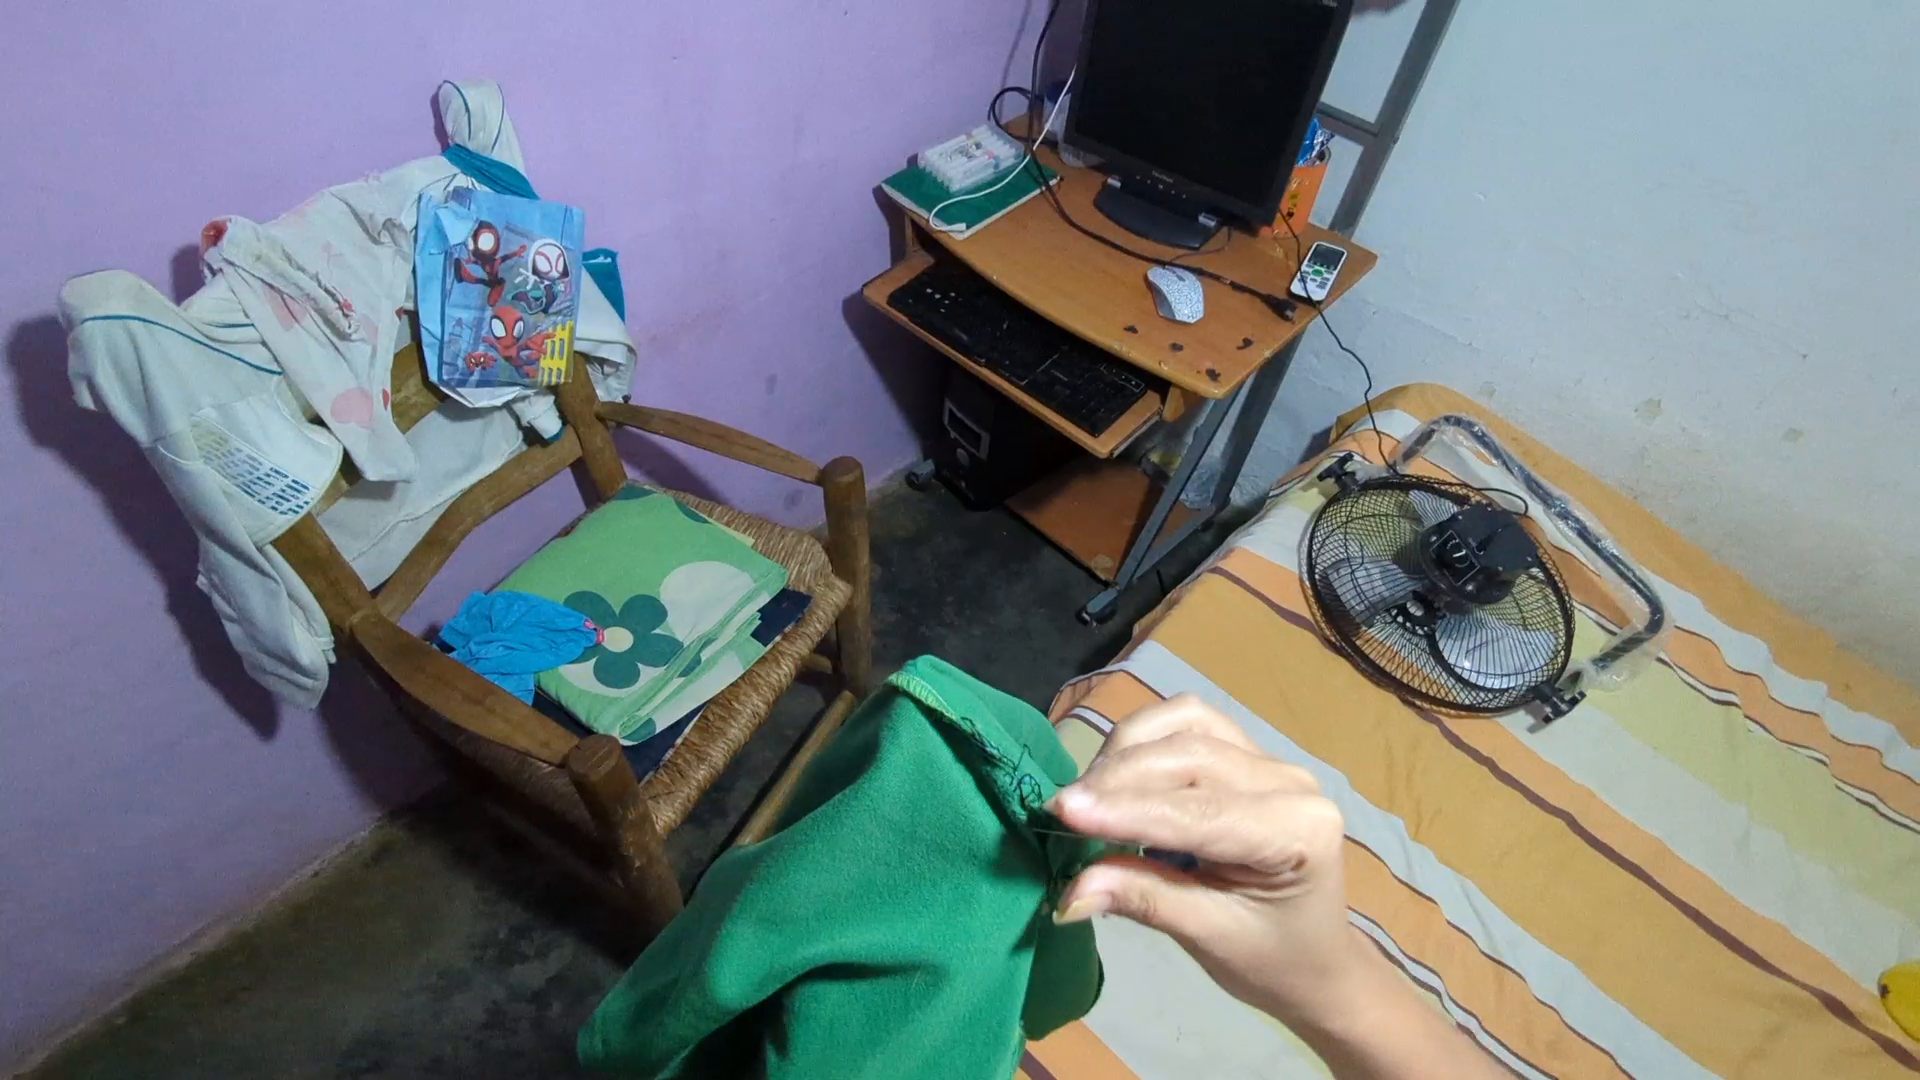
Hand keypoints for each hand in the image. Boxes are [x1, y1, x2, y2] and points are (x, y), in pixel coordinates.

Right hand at [1050, 695, 1362, 1025]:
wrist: (1316, 958)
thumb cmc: (1272, 959)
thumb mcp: (1209, 938)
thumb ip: (1141, 899)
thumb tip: (1069, 890)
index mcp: (1297, 830)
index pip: (1198, 810)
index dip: (1127, 808)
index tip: (1063, 811)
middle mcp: (1288, 779)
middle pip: (1187, 754)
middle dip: (1116, 778)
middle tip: (1060, 811)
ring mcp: (1267, 756)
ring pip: (1181, 722)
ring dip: (1125, 750)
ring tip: (1088, 792)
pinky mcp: (1244, 747)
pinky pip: (1185, 721)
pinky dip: (1142, 738)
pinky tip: (1117, 770)